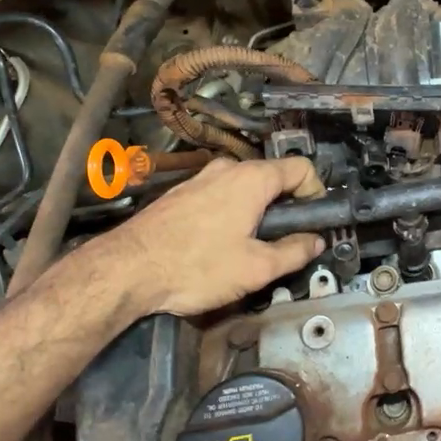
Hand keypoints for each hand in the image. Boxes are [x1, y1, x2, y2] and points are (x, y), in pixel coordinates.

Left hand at [91, 157, 325, 316]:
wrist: (124, 272)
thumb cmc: (196, 266)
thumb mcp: (256, 268)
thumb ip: (294, 252)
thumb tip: (316, 241)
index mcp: (253, 178)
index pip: (302, 168)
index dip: (316, 194)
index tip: (313, 222)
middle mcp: (228, 169)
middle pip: (273, 178)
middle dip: (285, 207)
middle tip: (282, 242)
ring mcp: (200, 179)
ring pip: (244, 188)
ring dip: (256, 212)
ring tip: (248, 248)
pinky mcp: (179, 195)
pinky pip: (219, 197)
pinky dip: (230, 214)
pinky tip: (216, 246)